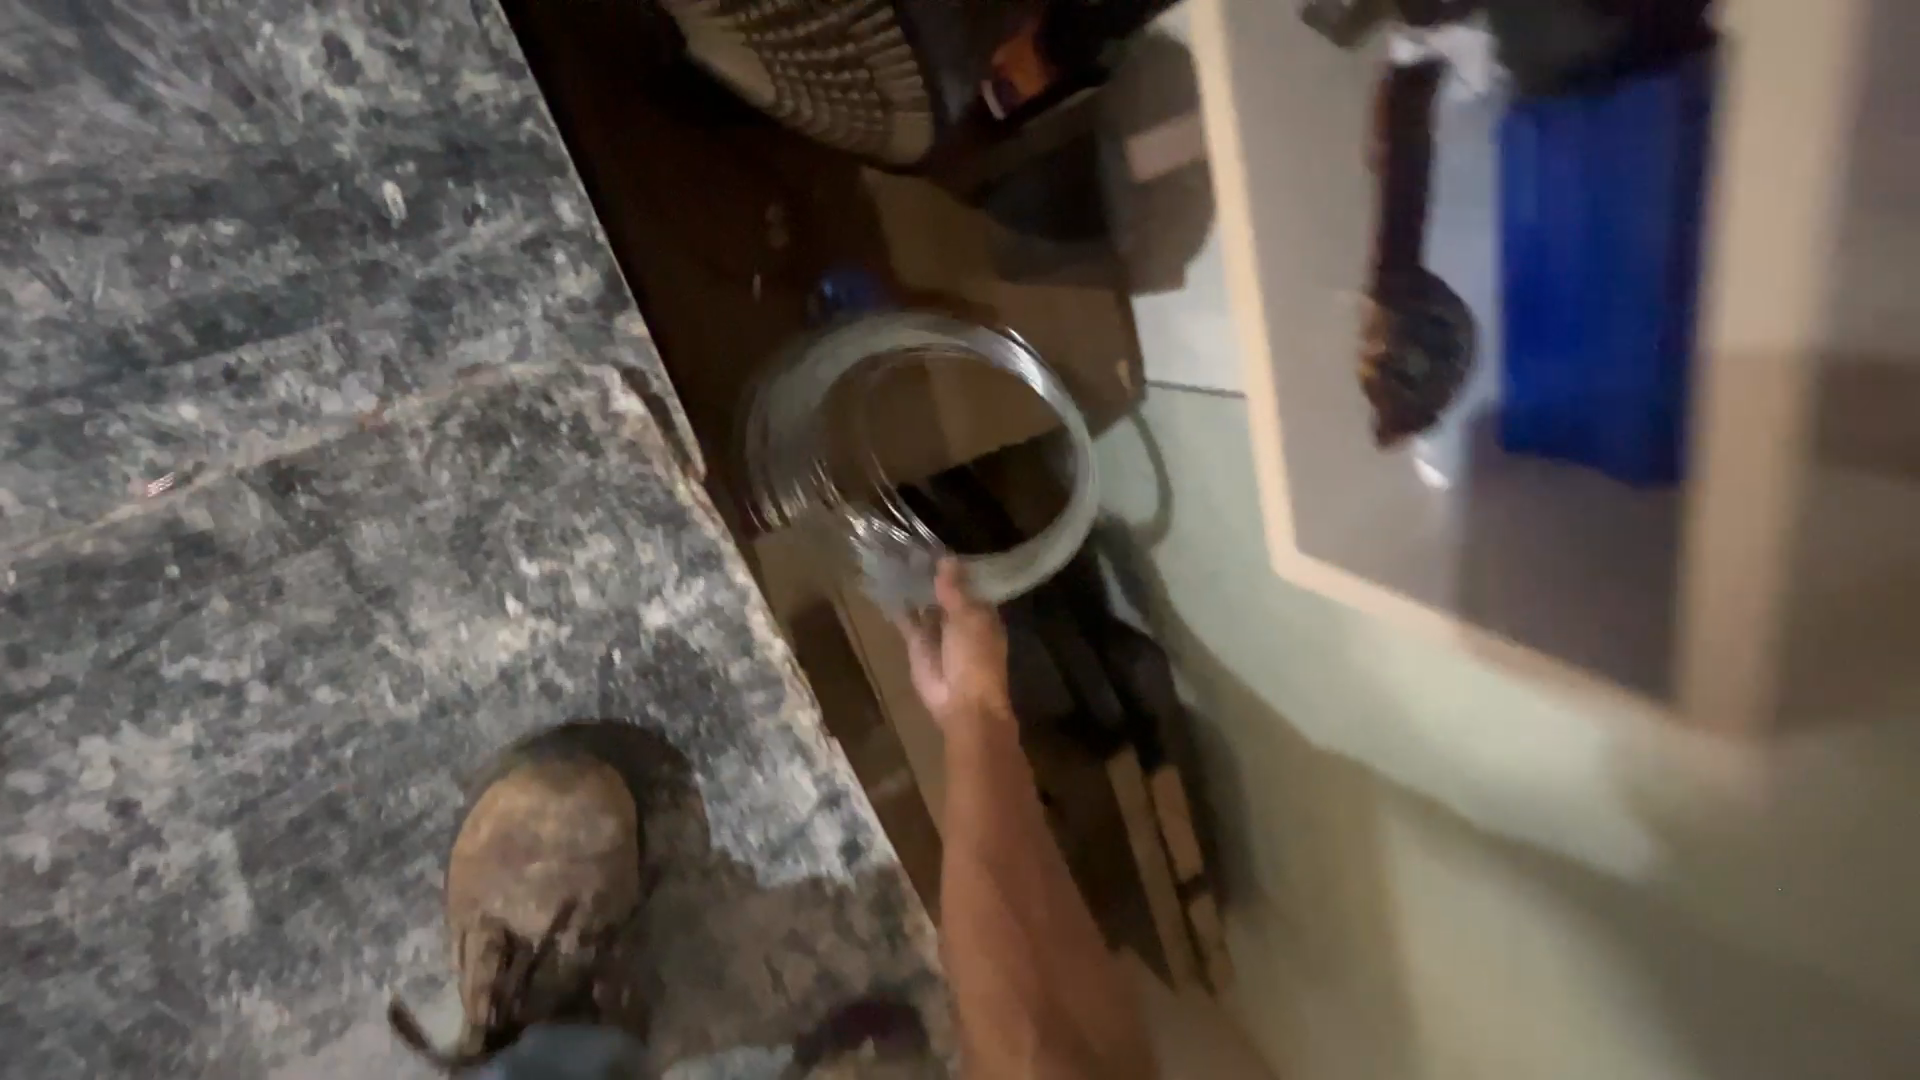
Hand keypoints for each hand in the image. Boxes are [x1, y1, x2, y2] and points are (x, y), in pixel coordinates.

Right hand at [895, 559, 1013, 734]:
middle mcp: (960, 619)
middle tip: (907, 544)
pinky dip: (897, 606)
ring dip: (912, 587)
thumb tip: (946, 558)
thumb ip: (955, 589)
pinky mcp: (917, 644)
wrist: (963, 703)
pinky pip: (907, 620)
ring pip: (924, 604)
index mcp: (982, 612)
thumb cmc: (976, 658)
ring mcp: (938, 631)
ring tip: (892, 556)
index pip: (968, 582)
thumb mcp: (969, 618)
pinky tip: (884, 584)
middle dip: (929, 574)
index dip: (953, 566)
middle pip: (943, 591)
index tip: (934, 544)